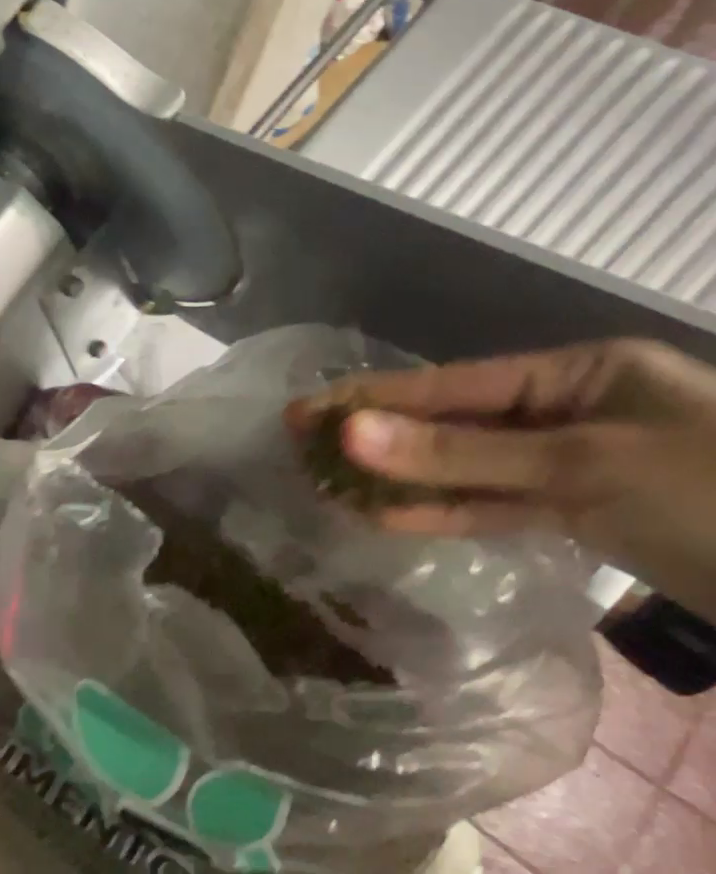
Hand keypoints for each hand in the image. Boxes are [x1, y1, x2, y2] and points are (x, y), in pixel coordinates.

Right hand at [288, 338, 715, 620]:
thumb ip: (459, 454)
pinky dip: (448, 512)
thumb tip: (348, 433)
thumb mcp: (585, 467)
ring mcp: (583, 464)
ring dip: (403, 479)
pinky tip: (386, 517)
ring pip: (470, 467)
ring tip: (325, 485)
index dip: (370, 397)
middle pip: (453, 422)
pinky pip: (502, 505)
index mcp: (582, 373)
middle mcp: (575, 410)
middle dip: (378, 438)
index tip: (299, 411)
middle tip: (298, 448)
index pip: (450, 384)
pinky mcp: (592, 514)